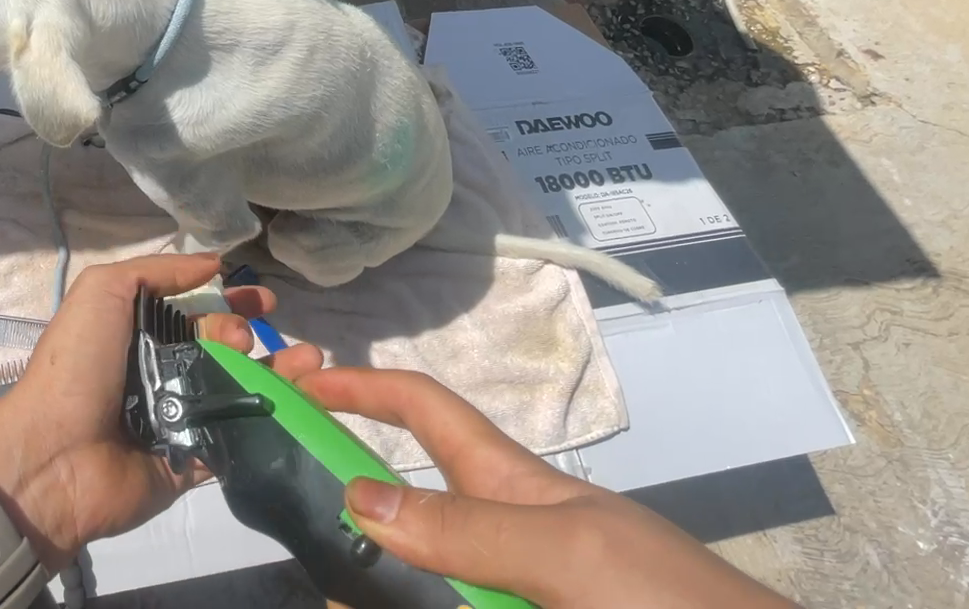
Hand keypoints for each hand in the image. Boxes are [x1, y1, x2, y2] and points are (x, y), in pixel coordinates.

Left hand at [0, 253, 317, 567]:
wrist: (56, 453)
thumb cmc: (79, 363)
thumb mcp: (103, 290)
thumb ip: (156, 271)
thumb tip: (213, 262)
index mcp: (137, 332)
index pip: (193, 310)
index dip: (229, 300)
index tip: (263, 298)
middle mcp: (159, 370)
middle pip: (220, 347)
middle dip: (246, 332)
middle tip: (250, 336)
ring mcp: (178, 416)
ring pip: (237, 389)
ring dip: (276, 373)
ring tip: (306, 363)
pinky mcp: (193, 458)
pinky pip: (238, 437)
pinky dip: (269, 420)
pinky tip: (300, 405)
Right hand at [288, 367, 799, 608]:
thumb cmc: (672, 605)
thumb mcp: (570, 558)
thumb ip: (467, 528)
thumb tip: (355, 495)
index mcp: (505, 482)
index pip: (419, 406)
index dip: (358, 383)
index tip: (296, 384)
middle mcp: (497, 530)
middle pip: (401, 504)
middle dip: (346, 507)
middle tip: (302, 539)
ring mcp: (506, 584)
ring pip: (419, 572)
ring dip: (374, 582)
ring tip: (336, 595)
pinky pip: (447, 601)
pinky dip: (403, 602)